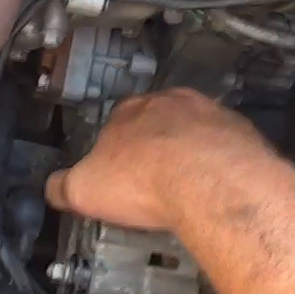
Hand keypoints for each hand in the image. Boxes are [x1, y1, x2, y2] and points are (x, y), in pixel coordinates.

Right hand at [45, 88, 278, 230]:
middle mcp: (168, 103)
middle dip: (155, 145)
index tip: (117, 171)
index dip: (115, 149)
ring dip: (190, 150)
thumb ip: (64, 186)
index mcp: (127, 112)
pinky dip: (221, 162)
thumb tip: (53, 188)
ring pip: (195, 129)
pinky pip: (227, 146)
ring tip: (186, 185)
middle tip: (152, 178)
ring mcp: (209, 113)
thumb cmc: (143, 180)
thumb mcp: (83, 190)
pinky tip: (215, 187)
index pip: (115, 124)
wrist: (209, 182)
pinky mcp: (242, 132)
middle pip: (158, 121)